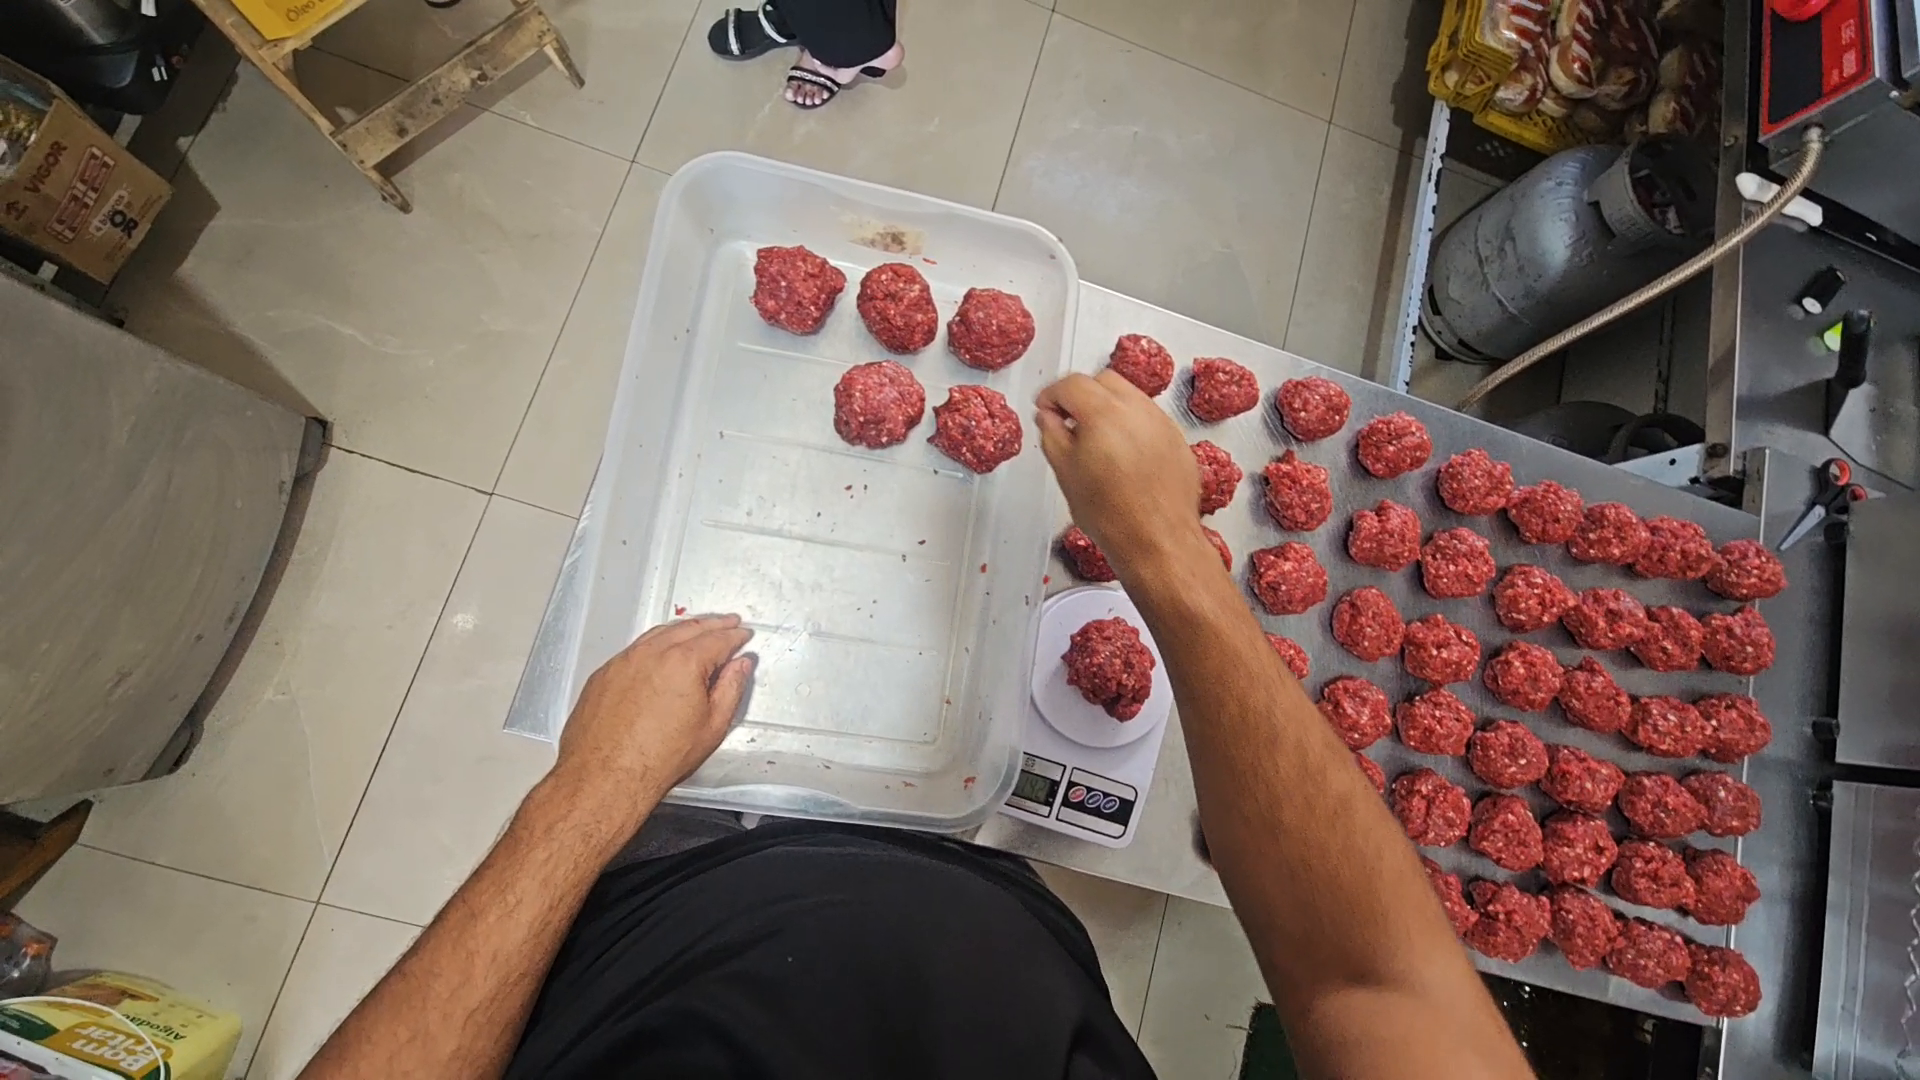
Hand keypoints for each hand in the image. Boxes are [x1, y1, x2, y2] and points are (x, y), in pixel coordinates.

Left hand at [550, 615, 754, 824]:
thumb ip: (731, 688)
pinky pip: (636, 647)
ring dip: (684, 628)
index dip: (736, 636)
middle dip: (714, 624)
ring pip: (660, 632)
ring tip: (699, 629)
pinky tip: (662, 649)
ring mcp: (624, 661)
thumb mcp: (712, 726)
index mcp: (684, 663)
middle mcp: (652, 654)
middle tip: (728, 623)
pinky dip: (656, 641)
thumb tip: (740, 666)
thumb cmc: (655, 759)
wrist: (604, 778)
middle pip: (690, 627)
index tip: (743, 635)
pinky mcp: (605, 673)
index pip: (718, 639)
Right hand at [1035, 371, 1210, 575]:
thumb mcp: (1065, 473)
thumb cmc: (1109, 514)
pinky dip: (1131, 425)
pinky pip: (1149, 418)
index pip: (1072, 384)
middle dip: (1081, 395)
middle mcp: (1137, 409)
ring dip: (1107, 408)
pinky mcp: (1177, 439)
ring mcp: (1162, 423)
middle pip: (1103, 380)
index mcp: (1104, 413)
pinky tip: (1121, 455)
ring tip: (1094, 440)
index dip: (1052, 394)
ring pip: (1129, 396)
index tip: (1045, 408)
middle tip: (1067, 420)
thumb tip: (1048, 417)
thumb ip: (1051, 435)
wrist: (1157, 541)